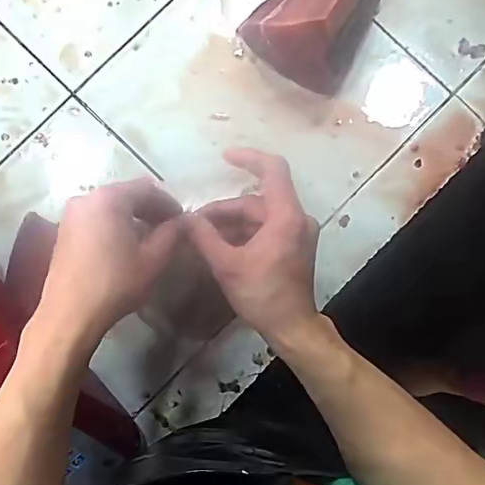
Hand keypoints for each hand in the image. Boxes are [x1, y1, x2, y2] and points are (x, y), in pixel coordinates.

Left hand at [34, 179, 182, 346]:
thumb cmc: (116, 283)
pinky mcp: (64, 231)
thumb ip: (172, 233)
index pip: (147, 188)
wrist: (70, 313)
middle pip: (126, 194)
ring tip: (149, 239)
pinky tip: (125, 246)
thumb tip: (184, 221)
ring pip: (111, 207)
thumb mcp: (154, 259)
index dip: (169, 203)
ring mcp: (71, 214)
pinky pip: (97, 218)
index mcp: (109, 198)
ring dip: (133, 218)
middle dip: (150, 209)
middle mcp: (86, 197)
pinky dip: (115, 225)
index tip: (183, 221)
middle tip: (169, 229)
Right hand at [185, 150, 321, 349]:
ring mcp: (298, 233)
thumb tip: (185, 219)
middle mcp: (297, 219)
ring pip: (259, 216)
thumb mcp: (227, 266)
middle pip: (256, 200)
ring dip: (232, 223)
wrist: (292, 327)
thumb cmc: (263, 296)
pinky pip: (266, 230)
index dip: (248, 158)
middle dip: (225, 209)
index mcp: (286, 216)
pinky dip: (244, 233)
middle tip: (196, 223)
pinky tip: (220, 245)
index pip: (272, 169)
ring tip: (203, 236)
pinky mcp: (294, 247)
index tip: (224, 157)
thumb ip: (204, 237)